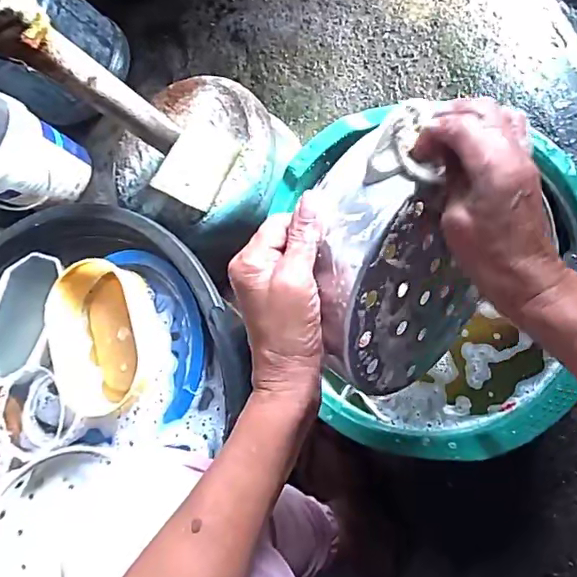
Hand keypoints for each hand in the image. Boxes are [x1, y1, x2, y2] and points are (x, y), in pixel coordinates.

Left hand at [227, 196, 323, 411]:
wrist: (291, 377)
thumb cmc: (291, 331)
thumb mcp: (297, 278)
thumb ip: (302, 237)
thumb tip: (311, 199)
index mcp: (248, 259)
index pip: (280, 222)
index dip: (305, 227)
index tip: (326, 241)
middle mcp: (250, 267)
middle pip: (287, 235)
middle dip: (310, 243)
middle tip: (328, 261)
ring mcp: (263, 282)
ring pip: (294, 252)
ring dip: (313, 258)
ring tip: (326, 275)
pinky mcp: (278, 295)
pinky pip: (297, 270)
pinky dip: (312, 273)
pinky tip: (322, 285)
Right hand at [413, 98, 569, 318]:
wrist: (528, 277)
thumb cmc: (487, 255)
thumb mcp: (454, 217)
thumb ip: (448, 178)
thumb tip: (440, 158)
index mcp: (492, 164)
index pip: (457, 124)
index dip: (431, 133)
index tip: (417, 153)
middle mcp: (512, 151)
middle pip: (480, 107)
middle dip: (449, 116)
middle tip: (429, 139)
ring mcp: (524, 155)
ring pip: (497, 112)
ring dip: (469, 117)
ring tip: (447, 138)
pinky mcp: (527, 165)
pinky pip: (509, 128)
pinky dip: (486, 127)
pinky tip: (470, 146)